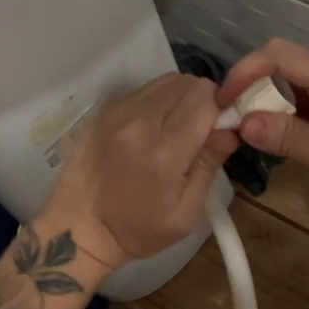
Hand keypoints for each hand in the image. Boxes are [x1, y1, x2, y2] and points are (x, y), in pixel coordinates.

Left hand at [42, 73, 239, 267]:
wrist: (77, 229)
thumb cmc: (136, 229)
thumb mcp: (184, 213)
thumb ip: (209, 165)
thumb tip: (230, 129)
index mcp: (165, 151)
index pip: (207, 99)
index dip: (220, 110)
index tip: (218, 129)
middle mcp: (142, 121)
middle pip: (190, 83)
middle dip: (203, 101)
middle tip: (199, 130)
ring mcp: (121, 110)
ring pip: (169, 79)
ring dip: (181, 97)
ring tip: (176, 126)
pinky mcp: (107, 107)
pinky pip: (146, 87)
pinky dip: (159, 99)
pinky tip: (153, 125)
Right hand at [219, 40, 308, 236]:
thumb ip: (290, 138)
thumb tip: (242, 120)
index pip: (281, 55)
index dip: (247, 71)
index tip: (222, 103)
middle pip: (283, 65)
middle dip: (251, 86)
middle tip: (227, 121)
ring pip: (291, 86)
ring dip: (266, 103)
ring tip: (244, 133)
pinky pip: (304, 105)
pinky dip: (283, 117)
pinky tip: (273, 141)